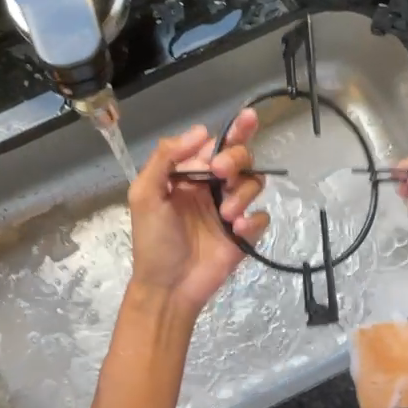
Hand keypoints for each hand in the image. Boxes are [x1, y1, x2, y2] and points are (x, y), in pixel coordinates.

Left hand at [127, 109, 268, 316]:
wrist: (167, 286)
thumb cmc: (153, 241)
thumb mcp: (145, 195)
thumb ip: (166, 158)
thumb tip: (202, 132)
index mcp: (189, 175)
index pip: (216, 145)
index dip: (231, 133)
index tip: (244, 121)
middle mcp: (212, 188)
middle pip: (241, 158)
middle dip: (236, 159)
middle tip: (221, 174)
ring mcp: (229, 210)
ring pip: (254, 183)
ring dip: (243, 193)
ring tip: (226, 216)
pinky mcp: (243, 235)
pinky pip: (261, 217)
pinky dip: (253, 220)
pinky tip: (236, 230)